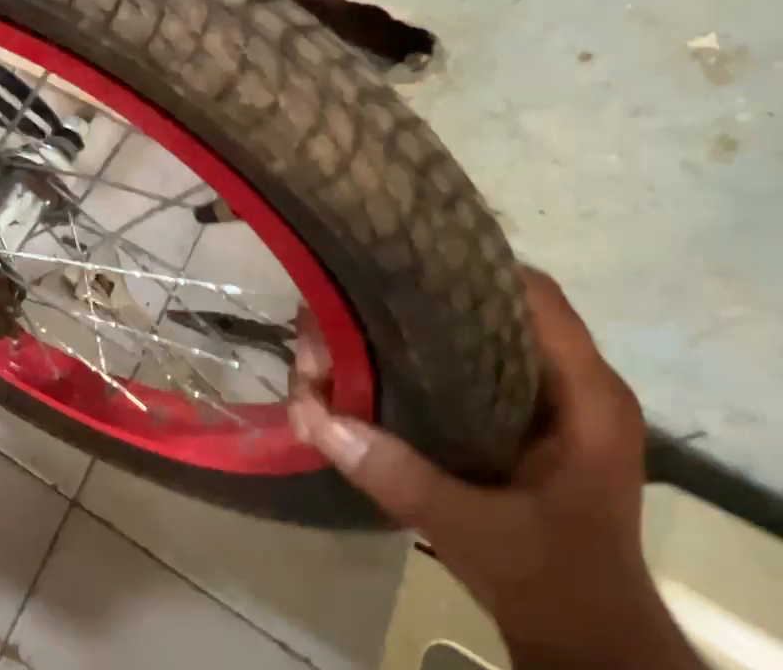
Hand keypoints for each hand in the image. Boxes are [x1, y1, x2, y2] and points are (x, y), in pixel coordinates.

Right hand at [291, 268, 695, 665]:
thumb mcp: (470, 526)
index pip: (529, 294)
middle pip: (474, 311)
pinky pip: (440, 372)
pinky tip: (344, 379)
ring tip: (320, 355)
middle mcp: (555, 384)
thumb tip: (309, 414)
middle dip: (391, 308)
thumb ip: (395, 472)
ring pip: (447, 341)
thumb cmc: (548, 574)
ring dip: (377, 342)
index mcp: (580, 394)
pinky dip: (388, 368)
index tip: (387, 257)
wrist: (577, 633)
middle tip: (325, 318)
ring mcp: (527, 403)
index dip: (464, 264)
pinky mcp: (497, 423)